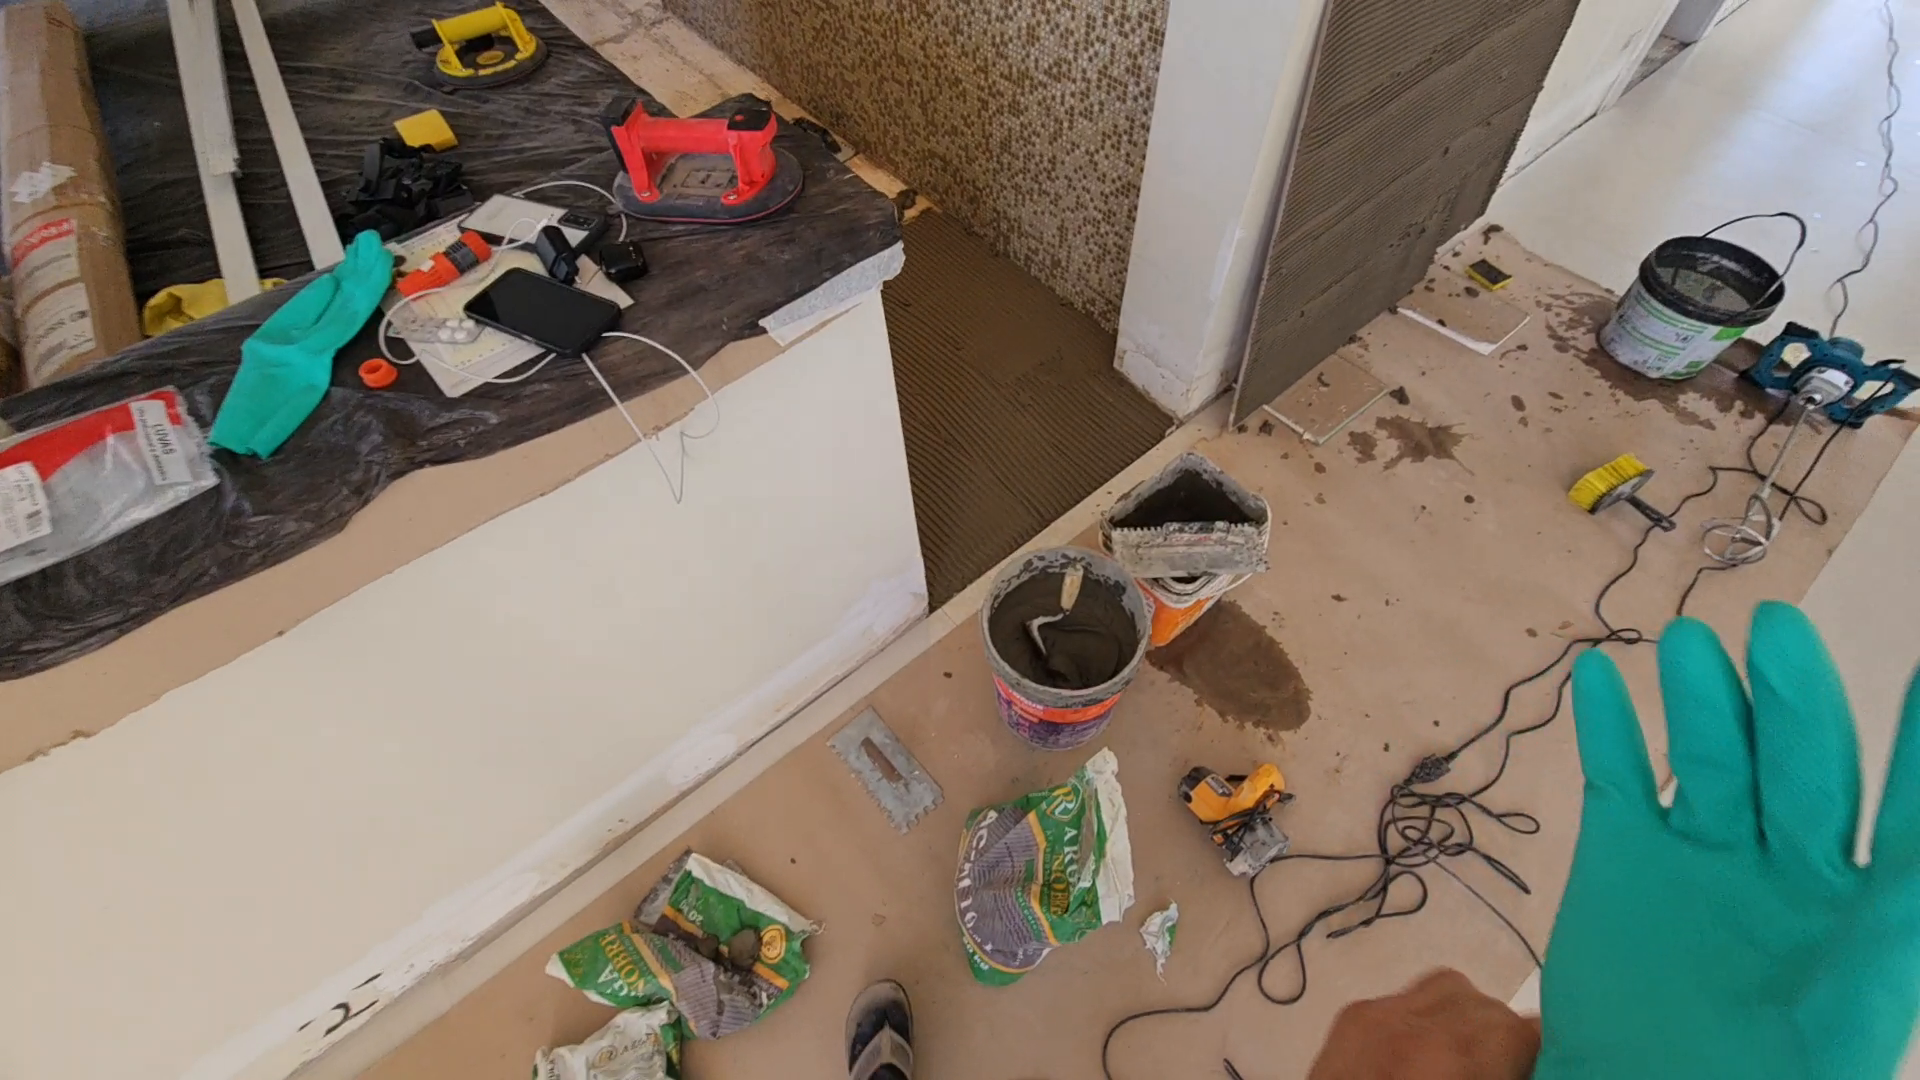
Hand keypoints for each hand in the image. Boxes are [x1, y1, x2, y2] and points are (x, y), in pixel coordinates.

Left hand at [1306, 968, 1539, 1079]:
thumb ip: (1504, 1079)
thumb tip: (1530, 1072)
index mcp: (1453, 1060)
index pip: (1518, 1029)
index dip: (1537, 1056)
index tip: (1542, 1076)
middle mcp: (1410, 1022)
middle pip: (1480, 1002)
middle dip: (1503, 1039)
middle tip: (1507, 1078)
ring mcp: (1371, 1013)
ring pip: (1440, 989)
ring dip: (1464, 1022)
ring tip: (1467, 1070)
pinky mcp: (1347, 1018)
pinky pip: (1402, 1001)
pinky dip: (1424, 1024)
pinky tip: (1422, 1066)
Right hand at [1540, 602, 1919, 1077]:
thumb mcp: (1843, 1025)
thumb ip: (1892, 949)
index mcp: (1866, 914)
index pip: (1909, 817)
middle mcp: (1788, 867)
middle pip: (1796, 766)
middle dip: (1791, 698)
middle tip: (1775, 629)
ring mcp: (1697, 852)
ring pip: (1706, 758)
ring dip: (1699, 699)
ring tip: (1685, 642)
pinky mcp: (1619, 849)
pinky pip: (1613, 774)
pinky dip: (1606, 726)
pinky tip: (1598, 677)